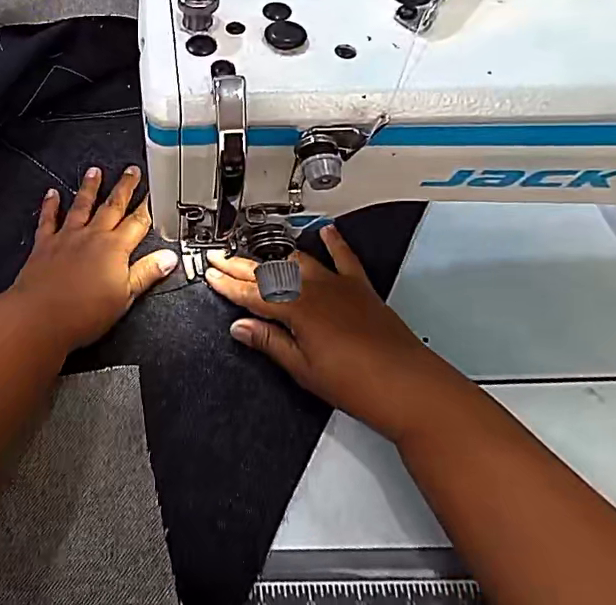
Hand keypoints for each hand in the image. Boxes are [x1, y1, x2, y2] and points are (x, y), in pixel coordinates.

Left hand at [7, 166, 176, 352]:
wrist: (38, 319)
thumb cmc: (82, 313)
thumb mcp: (124, 297)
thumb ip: (147, 273)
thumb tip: (169, 258)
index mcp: (115, 248)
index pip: (137, 221)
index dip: (148, 206)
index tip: (153, 194)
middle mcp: (93, 236)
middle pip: (113, 205)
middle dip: (124, 187)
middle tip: (132, 171)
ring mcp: (67, 237)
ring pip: (82, 205)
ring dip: (90, 187)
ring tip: (95, 171)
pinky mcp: (45, 245)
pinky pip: (49, 219)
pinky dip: (50, 205)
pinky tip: (52, 194)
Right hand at [205, 225, 465, 443]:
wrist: (405, 383)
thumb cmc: (358, 383)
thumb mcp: (303, 369)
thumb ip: (269, 342)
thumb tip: (241, 327)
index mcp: (297, 309)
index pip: (252, 293)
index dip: (227, 285)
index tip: (211, 275)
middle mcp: (316, 289)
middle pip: (269, 273)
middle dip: (240, 267)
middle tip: (219, 261)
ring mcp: (339, 285)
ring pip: (299, 262)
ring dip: (276, 261)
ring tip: (258, 260)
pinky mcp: (360, 287)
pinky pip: (343, 256)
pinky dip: (333, 242)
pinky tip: (326, 232)